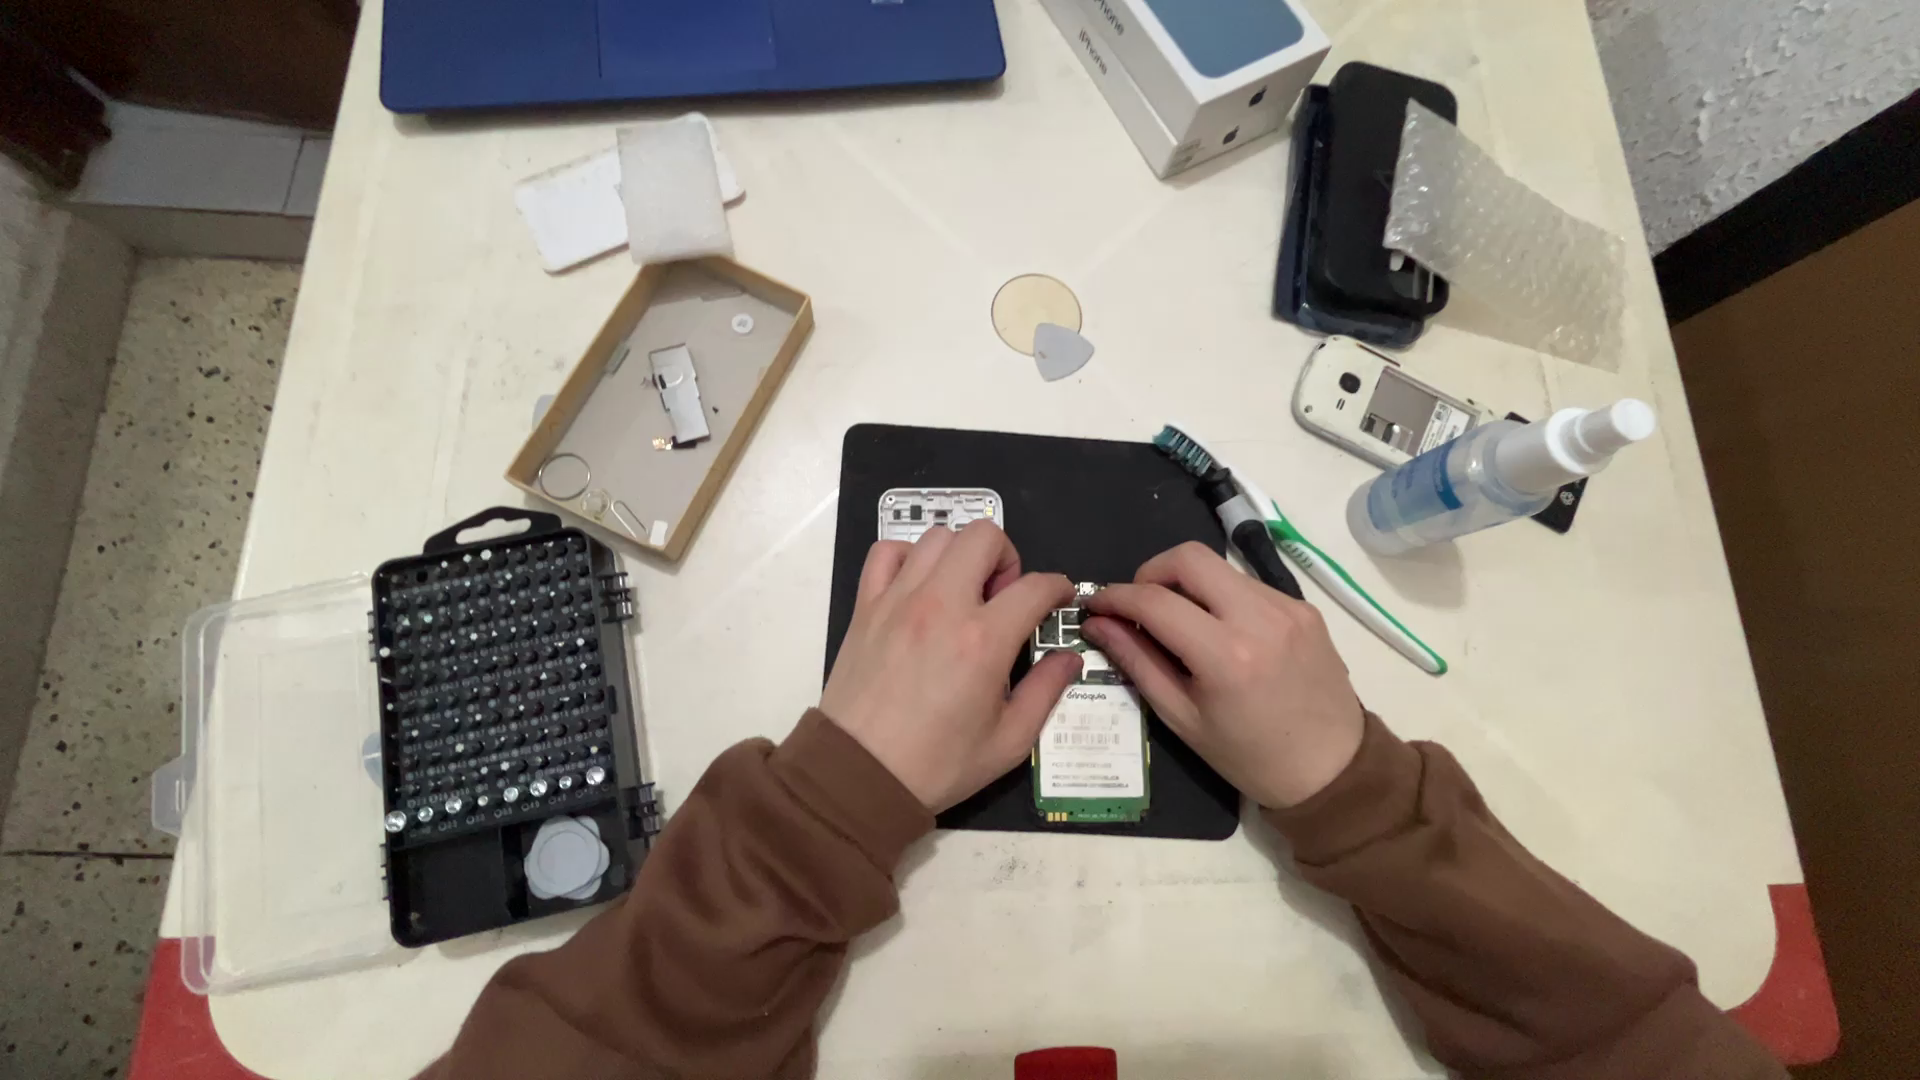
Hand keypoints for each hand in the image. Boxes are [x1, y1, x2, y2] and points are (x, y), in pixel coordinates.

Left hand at [822, 522, 1081, 811]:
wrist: (857, 775)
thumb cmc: (937, 765)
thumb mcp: (1008, 742)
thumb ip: (1045, 692)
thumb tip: (1069, 657)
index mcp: (983, 640)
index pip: (1034, 587)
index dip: (1057, 588)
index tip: (1058, 599)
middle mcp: (941, 605)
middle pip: (984, 536)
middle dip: (1007, 558)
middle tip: (1003, 598)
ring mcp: (898, 599)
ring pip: (938, 536)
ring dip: (961, 555)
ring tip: (962, 593)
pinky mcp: (866, 605)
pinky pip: (886, 552)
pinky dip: (908, 556)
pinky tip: (919, 587)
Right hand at [1081, 542, 1364, 808]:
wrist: (1334, 770)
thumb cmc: (1248, 756)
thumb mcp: (1181, 717)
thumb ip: (1136, 661)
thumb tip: (1097, 623)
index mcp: (1226, 655)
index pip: (1154, 600)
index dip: (1115, 597)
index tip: (1096, 605)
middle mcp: (1260, 617)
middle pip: (1189, 557)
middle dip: (1150, 572)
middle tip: (1138, 605)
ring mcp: (1287, 606)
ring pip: (1218, 566)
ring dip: (1186, 584)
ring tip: (1177, 621)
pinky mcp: (1303, 606)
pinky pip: (1246, 583)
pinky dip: (1219, 596)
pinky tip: (1217, 629)